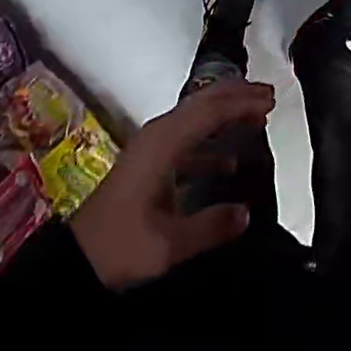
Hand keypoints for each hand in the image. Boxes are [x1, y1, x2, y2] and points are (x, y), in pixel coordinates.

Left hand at [68, 79, 274, 289]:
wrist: (80, 256)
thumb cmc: (122, 244)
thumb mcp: (169, 243)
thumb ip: (210, 226)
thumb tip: (246, 212)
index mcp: (162, 143)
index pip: (208, 112)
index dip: (240, 103)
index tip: (270, 100)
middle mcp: (157, 136)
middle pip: (201, 105)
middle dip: (235, 97)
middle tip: (268, 94)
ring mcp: (152, 148)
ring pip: (194, 120)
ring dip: (225, 115)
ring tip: (257, 115)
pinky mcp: (150, 164)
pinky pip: (186, 142)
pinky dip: (210, 144)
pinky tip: (231, 159)